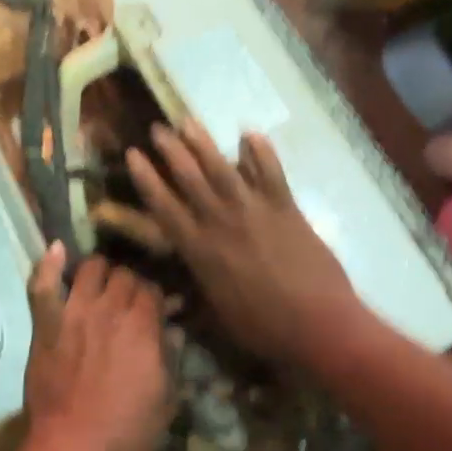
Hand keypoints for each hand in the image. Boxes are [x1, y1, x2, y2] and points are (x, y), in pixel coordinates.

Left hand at [23, 244, 171, 450]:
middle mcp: (111, 308)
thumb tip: (171, 331)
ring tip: (97, 283)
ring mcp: (76, 309)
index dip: (152, 296)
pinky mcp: (47, 319)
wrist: (74, 443)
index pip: (151, 289)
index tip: (151, 306)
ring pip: (90, 268)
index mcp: (143, 326)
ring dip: (97, 272)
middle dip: (127, 283)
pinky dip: (49, 263)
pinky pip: (44, 282)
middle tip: (123, 299)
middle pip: (123, 274)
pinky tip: (56, 249)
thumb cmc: (126, 429)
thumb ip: (169, 359)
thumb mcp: (165, 400)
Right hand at [126, 120, 362, 365]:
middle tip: (157, 128)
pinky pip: (270, 172)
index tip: (133, 155)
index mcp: (199, 249)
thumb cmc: (265, 329)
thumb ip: (198, 288)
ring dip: (203, 142)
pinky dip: (261, 152)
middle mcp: (220, 221)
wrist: (319, 325)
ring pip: (222, 167)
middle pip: (189, 178)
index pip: (164, 206)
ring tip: (188, 121)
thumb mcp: (218, 312)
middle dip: (170, 150)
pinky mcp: (284, 208)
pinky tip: (250, 133)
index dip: (146, 179)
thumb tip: (177, 289)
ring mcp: (253, 210)